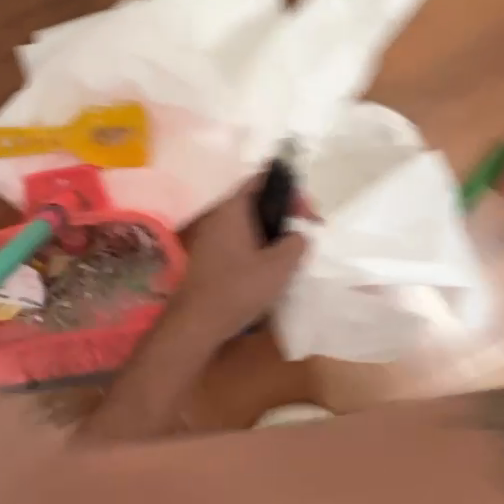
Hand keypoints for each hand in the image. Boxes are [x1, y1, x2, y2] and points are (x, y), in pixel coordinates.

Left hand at [168, 175, 309, 344]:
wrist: (196, 323)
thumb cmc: (238, 289)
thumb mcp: (279, 266)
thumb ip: (296, 243)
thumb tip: (298, 235)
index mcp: (232, 209)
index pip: (261, 180)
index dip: (289, 189)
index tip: (307, 212)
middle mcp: (218, 218)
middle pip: (256, 203)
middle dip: (284, 214)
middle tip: (306, 233)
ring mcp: (210, 240)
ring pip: (248, 225)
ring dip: (272, 234)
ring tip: (294, 253)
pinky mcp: (209, 260)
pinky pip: (239, 244)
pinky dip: (258, 249)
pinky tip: (272, 269)